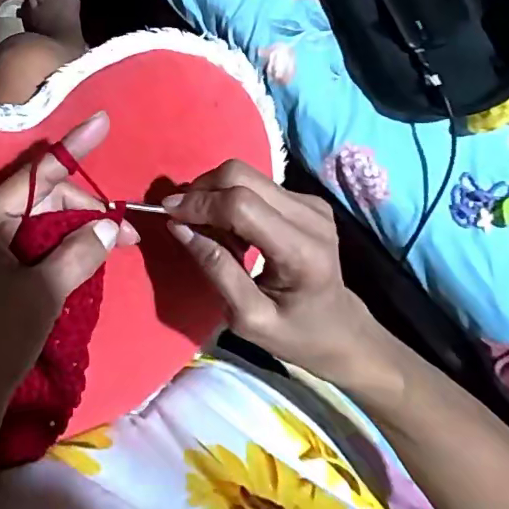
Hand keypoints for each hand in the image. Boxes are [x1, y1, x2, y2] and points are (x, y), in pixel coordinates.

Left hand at [0, 112, 139, 402]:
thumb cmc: (1, 335)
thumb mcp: (46, 289)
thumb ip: (80, 250)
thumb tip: (110, 226)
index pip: (38, 174)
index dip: (73, 148)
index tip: (102, 121)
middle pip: (45, 196)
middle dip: (87, 208)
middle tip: (125, 231)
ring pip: (46, 218)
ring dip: (82, 228)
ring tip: (119, 244)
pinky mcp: (1, 263)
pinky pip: (41, 239)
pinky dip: (69, 243)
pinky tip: (95, 251)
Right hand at [163, 160, 396, 384]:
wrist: (340, 330)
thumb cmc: (294, 333)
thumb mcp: (247, 318)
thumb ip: (215, 269)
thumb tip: (179, 227)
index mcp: (301, 251)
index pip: (241, 206)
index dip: (199, 204)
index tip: (167, 214)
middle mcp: (311, 217)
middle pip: (242, 176)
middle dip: (202, 190)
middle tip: (182, 218)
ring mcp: (311, 203)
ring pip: (246, 174)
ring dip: (214, 194)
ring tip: (207, 229)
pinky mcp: (306, 199)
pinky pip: (256, 183)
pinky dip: (230, 199)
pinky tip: (230, 229)